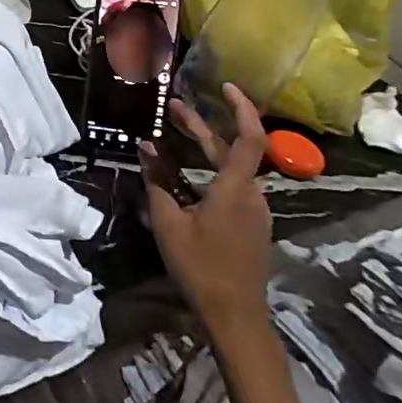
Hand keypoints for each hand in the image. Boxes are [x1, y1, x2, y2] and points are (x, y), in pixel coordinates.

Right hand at [140, 84, 272, 336]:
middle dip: (203, 126)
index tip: (226, 86)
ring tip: (178, 138)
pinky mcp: (253, 225)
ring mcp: (256, 211)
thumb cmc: (200, 267)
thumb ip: (158, 181)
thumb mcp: (169, 223)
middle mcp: (252, 194)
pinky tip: (188, 180)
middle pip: (232, 150)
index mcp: (235, 189)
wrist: (235, 316)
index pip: (249, 137)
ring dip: (207, 150)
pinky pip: (233, 189)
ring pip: (232, 170)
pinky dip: (212, 174)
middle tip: (176, 107)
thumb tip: (146, 146)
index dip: (241, 107)